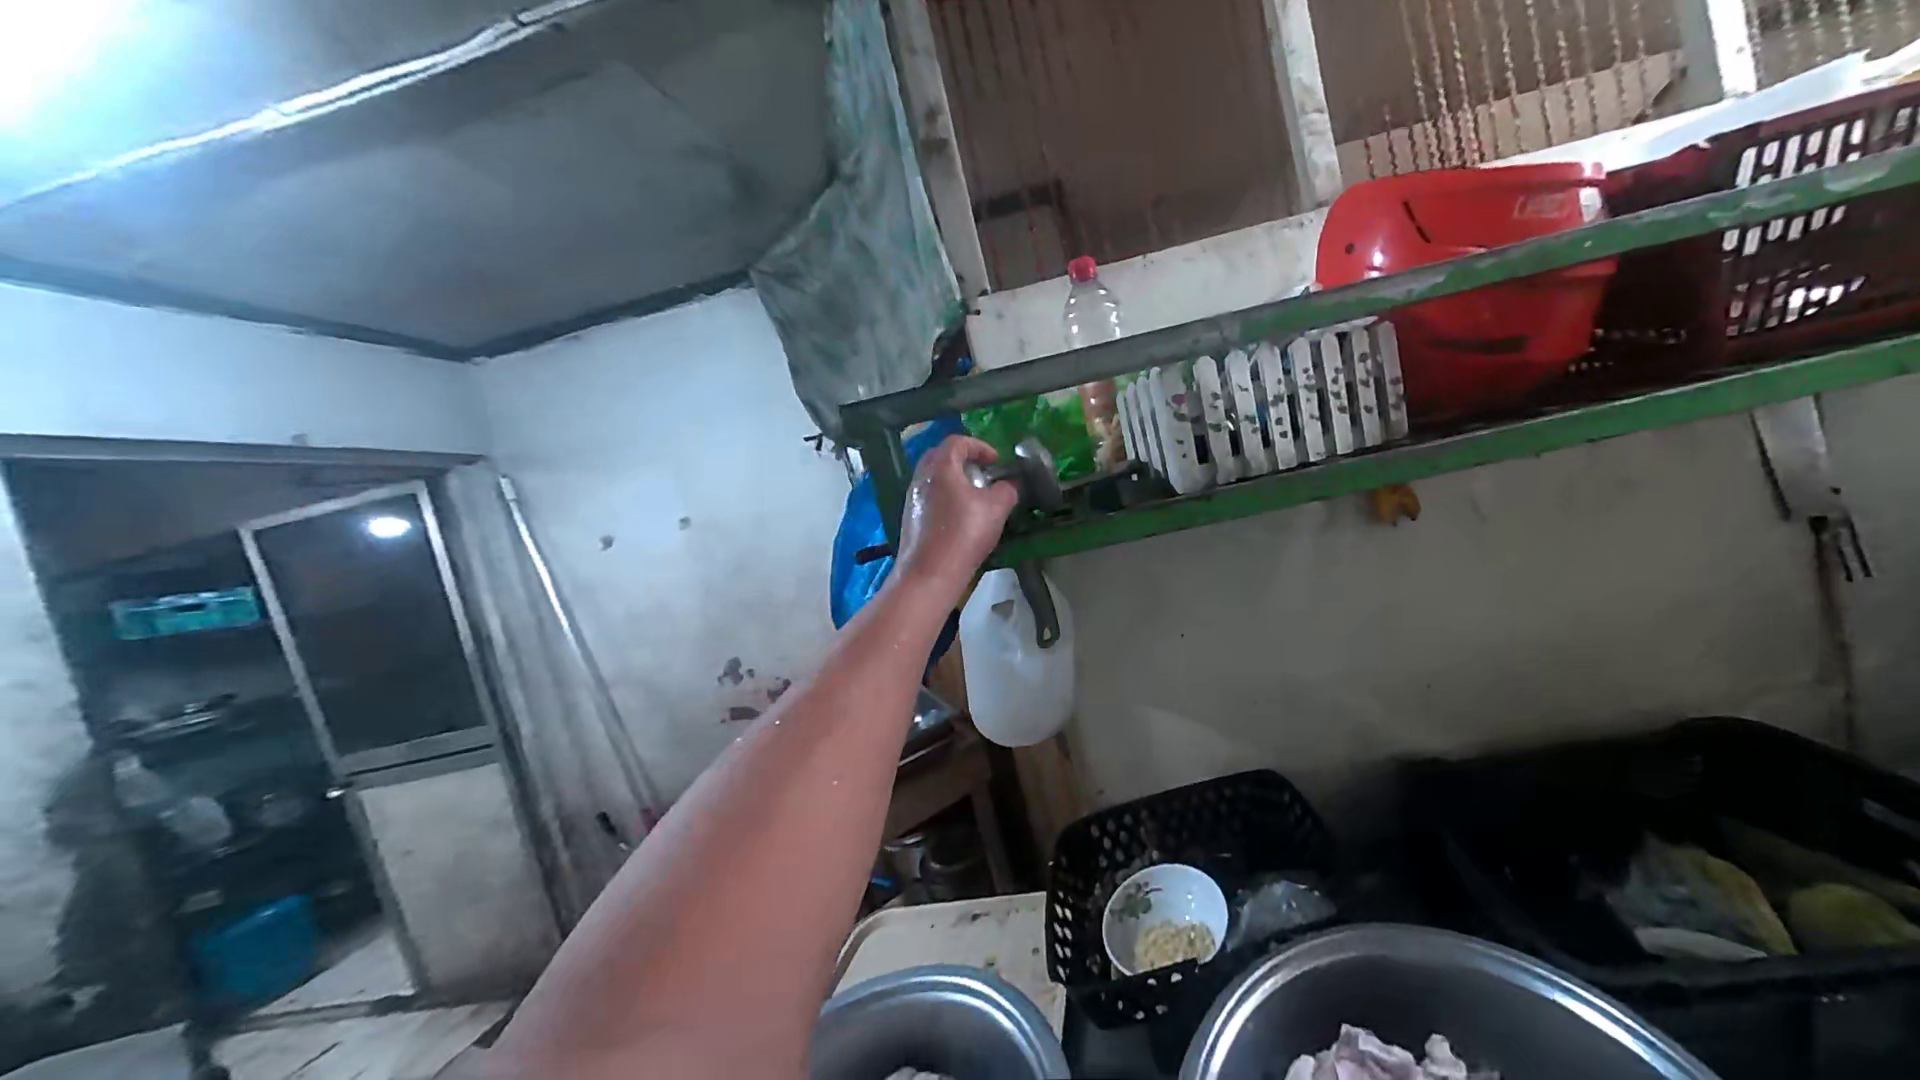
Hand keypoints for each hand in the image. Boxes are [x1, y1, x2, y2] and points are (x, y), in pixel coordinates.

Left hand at [893, 435, 1019, 600]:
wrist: (929, 573)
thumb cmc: (964, 534)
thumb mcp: (996, 509)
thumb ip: (1007, 490)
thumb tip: (1010, 484)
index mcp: (941, 467)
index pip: (957, 442)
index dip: (979, 446)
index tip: (995, 461)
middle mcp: (921, 478)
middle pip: (941, 456)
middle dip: (964, 460)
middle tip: (982, 474)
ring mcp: (912, 498)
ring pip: (933, 478)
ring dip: (954, 480)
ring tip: (973, 497)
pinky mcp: (909, 518)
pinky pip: (929, 497)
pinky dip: (945, 497)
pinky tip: (958, 517)